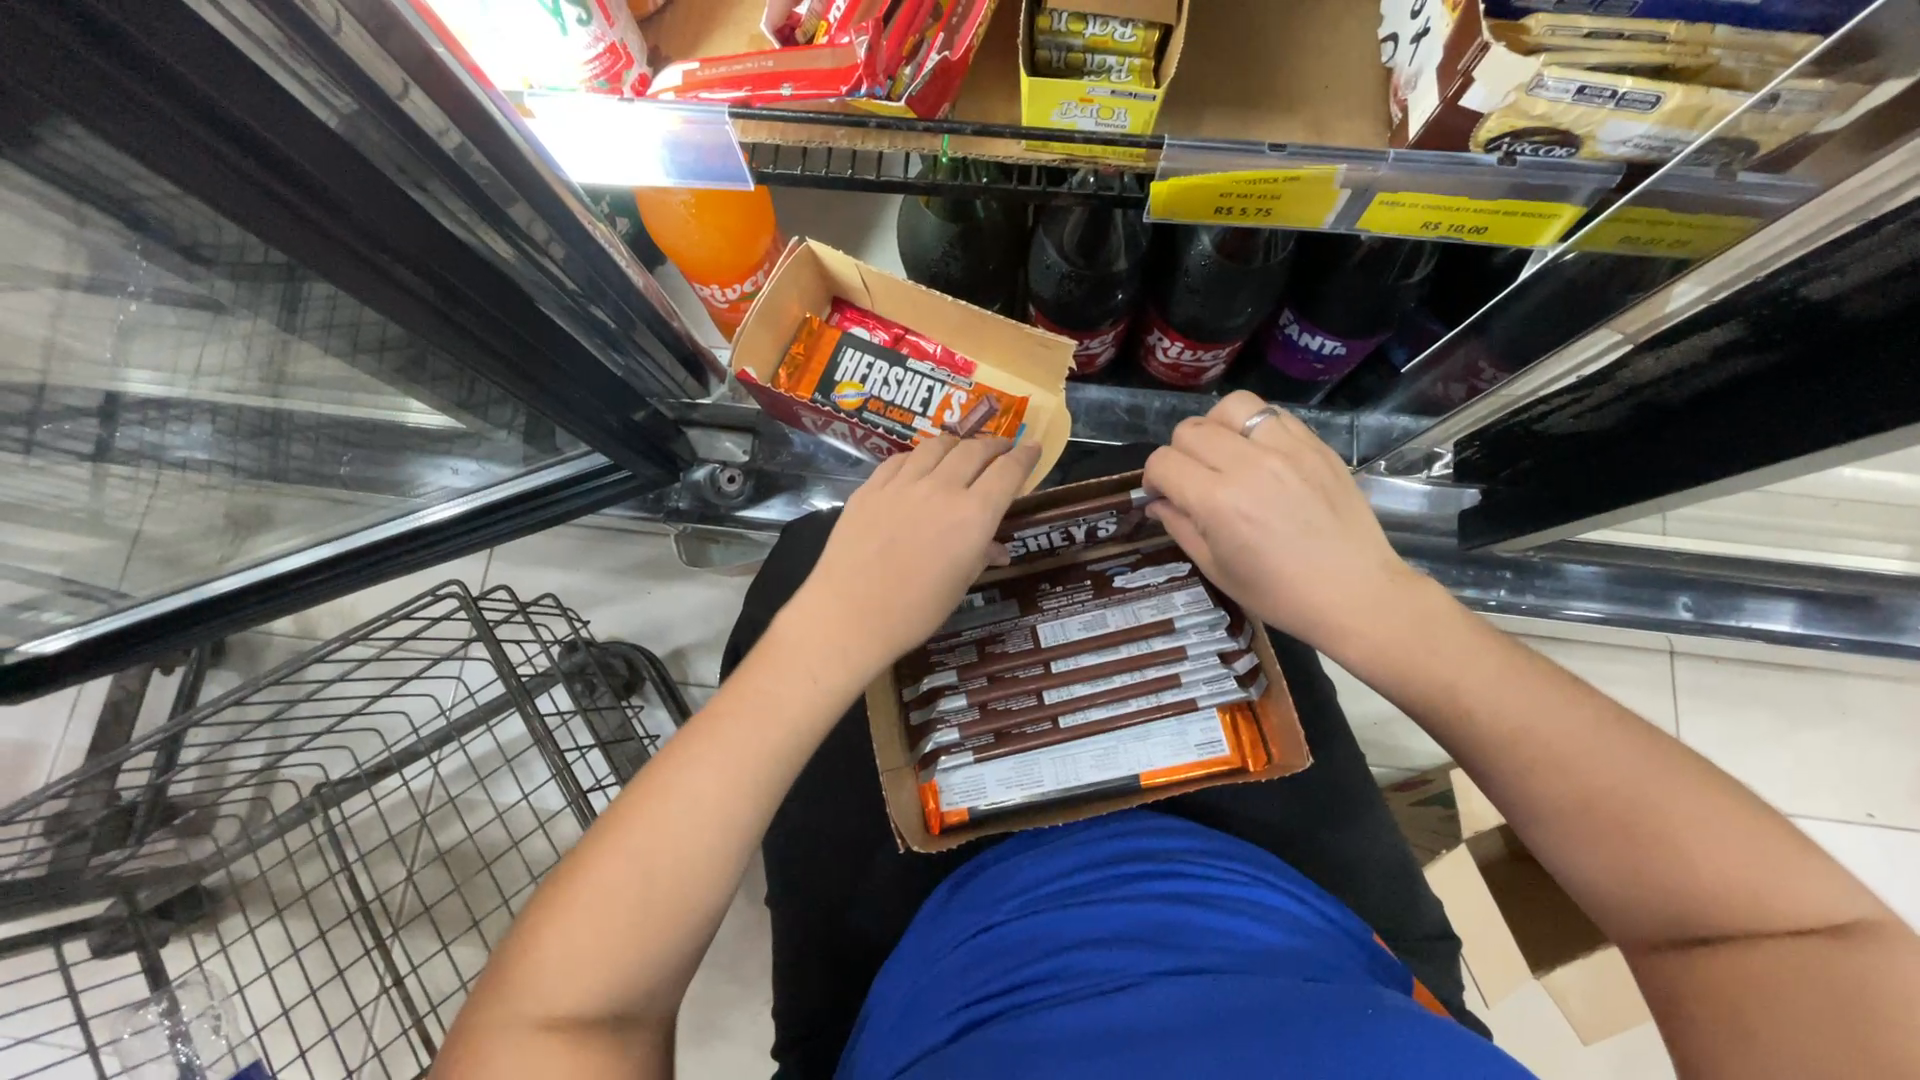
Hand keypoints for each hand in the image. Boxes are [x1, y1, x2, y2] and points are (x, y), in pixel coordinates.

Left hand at [788, 436, 1040, 679]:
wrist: (849, 614)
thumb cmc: (915, 611)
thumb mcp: (958, 585)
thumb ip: (980, 556)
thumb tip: (997, 549)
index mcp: (973, 515)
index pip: (1008, 472)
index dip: (1025, 456)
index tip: (1034, 446)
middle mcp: (941, 489)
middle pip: (975, 450)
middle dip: (994, 445)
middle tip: (1002, 449)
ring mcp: (902, 484)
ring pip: (936, 446)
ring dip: (957, 444)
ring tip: (962, 449)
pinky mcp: (870, 488)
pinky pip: (900, 460)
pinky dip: (919, 456)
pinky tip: (919, 463)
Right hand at [1143, 391, 1425, 654]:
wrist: (1354, 592)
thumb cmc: (1278, 592)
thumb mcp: (1215, 568)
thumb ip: (1179, 525)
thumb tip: (1157, 501)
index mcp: (1217, 501)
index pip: (1163, 462)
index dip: (1153, 478)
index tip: (1163, 495)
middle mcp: (1248, 465)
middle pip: (1190, 430)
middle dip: (1179, 454)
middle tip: (1193, 480)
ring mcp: (1286, 449)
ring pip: (1231, 407)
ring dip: (1216, 428)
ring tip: (1226, 454)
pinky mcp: (1315, 445)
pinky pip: (1272, 414)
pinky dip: (1255, 427)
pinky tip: (1260, 455)